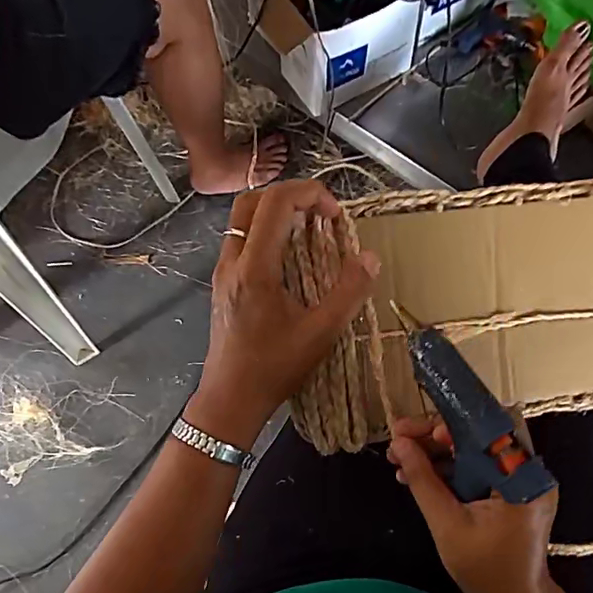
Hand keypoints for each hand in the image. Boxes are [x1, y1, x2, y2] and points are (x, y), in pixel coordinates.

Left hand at [188, 180, 379, 447]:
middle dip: (290, 196)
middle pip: (252, 201)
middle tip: (320, 214)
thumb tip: (370, 259)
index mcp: (255, 268)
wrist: (230, 399)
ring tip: (308, 233)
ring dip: (276, 214)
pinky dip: (266, 234)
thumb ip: (349, 292)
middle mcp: (232, 262)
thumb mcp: (321, 333)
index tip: (335, 214)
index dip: (309, 194)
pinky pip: (241, 242)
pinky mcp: (222, 285)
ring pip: (242, 220)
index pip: (275, 203)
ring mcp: (223, 273)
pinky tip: (290, 260)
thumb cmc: (274, 369)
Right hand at [387, 417, 558, 592]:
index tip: (415, 431)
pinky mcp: (509, 490)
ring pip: (473, 449)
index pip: (489, 426)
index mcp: (521, 477)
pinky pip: (477, 467)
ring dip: (436, 451)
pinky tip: (414, 474)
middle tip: (398, 438)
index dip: (450, 422)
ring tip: (398, 457)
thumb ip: (423, 481)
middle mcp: (527, 470)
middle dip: (434, 435)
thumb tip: (399, 443)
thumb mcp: (446, 524)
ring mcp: (519, 480)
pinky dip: (448, 468)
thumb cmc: (485, 570)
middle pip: (479, 434)